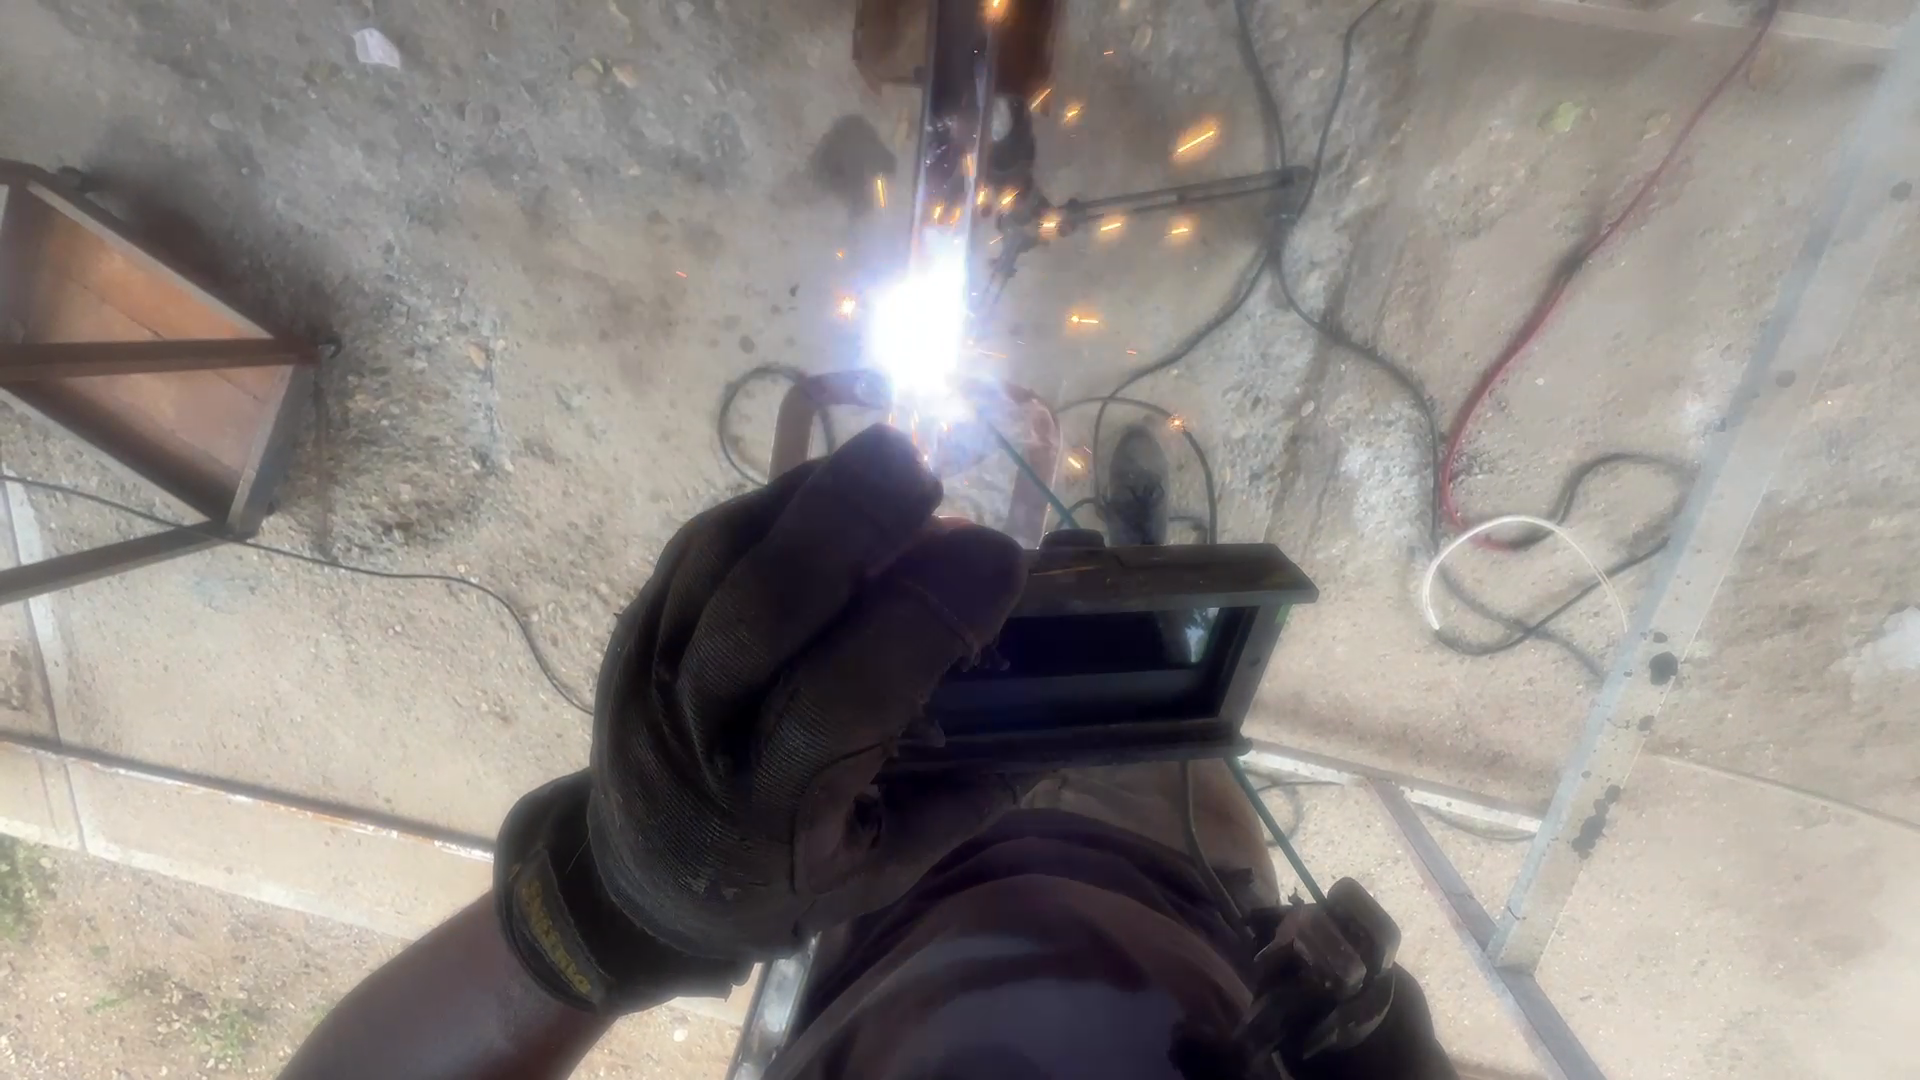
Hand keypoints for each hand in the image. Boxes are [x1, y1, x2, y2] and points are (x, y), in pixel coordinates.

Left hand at [497, 425, 1026, 1007]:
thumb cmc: (775, 882)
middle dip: (855, 522)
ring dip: (816, 496)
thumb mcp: (880, 873)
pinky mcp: (635, 624)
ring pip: (727, 551)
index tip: (1002, 555)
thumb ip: (964, 796)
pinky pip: (706, 539)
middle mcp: (701, 729)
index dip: (930, 614)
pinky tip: (833, 486)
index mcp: (775, 807)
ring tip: (892, 464)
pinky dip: (777, 501)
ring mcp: (653, 664)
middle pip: (770, 602)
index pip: (855, 691)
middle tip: (928, 472)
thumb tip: (1049, 711)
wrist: (636, 882)